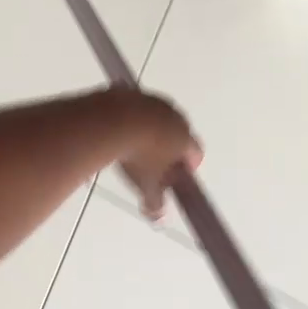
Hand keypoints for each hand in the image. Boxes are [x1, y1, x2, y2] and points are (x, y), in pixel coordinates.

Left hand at [112, 89, 202, 221]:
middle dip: (170, 148)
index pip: (196, 153)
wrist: (111, 119)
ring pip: (158, 117)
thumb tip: (158, 216)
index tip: (173, 178)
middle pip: (179, 133)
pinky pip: (138, 107)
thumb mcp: (147, 185)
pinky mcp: (134, 91)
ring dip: (151, 129)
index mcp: (184, 138)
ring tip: (134, 145)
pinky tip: (120, 129)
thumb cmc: (138, 155)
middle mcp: (174, 115)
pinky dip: (133, 117)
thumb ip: (156, 202)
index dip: (187, 167)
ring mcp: (154, 100)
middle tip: (153, 164)